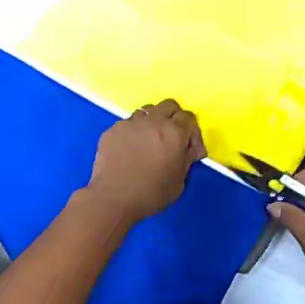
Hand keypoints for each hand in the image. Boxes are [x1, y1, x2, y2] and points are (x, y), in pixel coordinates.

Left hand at [82, 100, 205, 224]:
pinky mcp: (112, 130)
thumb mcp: (179, 181)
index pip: (189, 117)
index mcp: (174, 132)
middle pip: (169, 106)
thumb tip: (191, 149)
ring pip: (147, 111)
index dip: (192, 133)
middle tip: (172, 139)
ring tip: (150, 141)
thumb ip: (187, 159)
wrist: (114, 197)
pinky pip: (128, 124)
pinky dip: (134, 132)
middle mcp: (153, 120)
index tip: (190, 149)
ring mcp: (130, 123)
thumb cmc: (152, 193)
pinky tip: (130, 149)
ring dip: (153, 121)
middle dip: (174, 118)